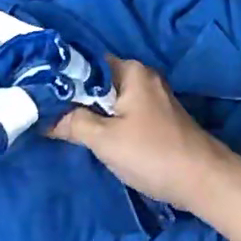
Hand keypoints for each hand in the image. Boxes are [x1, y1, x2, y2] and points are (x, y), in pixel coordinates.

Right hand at [50, 56, 234, 211]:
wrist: (200, 177)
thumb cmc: (151, 153)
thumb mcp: (106, 140)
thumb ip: (75, 123)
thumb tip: (46, 116)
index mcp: (132, 71)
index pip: (89, 63)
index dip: (65, 76)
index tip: (40, 89)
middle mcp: (143, 76)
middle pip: (100, 81)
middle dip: (76, 96)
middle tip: (45, 110)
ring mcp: (152, 96)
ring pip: (112, 97)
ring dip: (91, 110)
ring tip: (60, 123)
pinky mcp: (157, 116)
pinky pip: (124, 110)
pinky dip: (107, 119)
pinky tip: (91, 134)